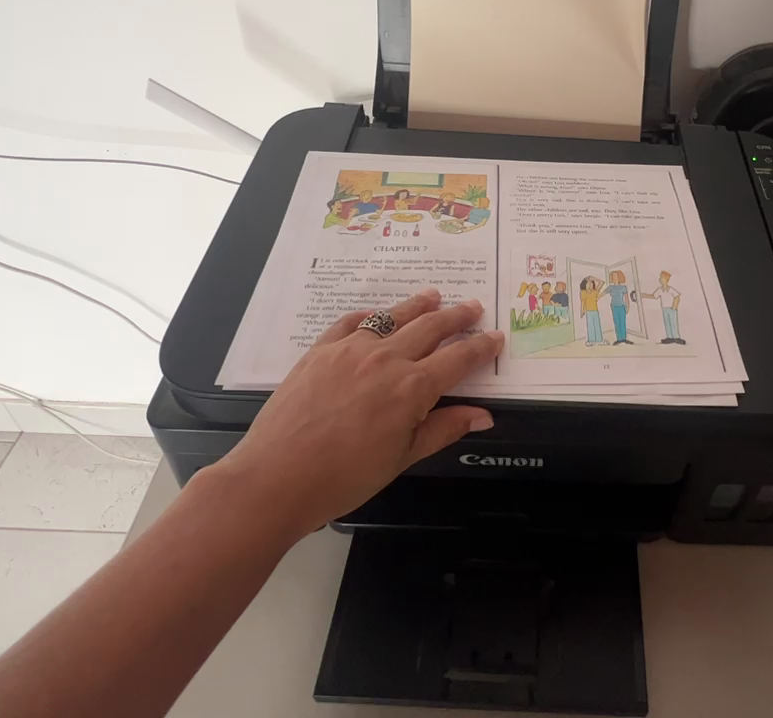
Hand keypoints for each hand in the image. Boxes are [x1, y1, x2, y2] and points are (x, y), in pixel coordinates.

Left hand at [209, 288, 501, 541]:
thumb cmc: (344, 477)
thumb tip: (483, 416)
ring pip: (393, 317)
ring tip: (433, 295)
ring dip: (418, 305)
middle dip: (456, 316)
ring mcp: (351, 349)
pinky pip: (350, 322)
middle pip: (431, 327)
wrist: (277, 477)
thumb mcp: (402, 458)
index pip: (458, 359)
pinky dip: (370, 316)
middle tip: (472, 307)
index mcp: (412, 388)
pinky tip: (376, 315)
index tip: (495, 337)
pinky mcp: (321, 350)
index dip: (481, 347)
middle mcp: (386, 359)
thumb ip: (444, 429)